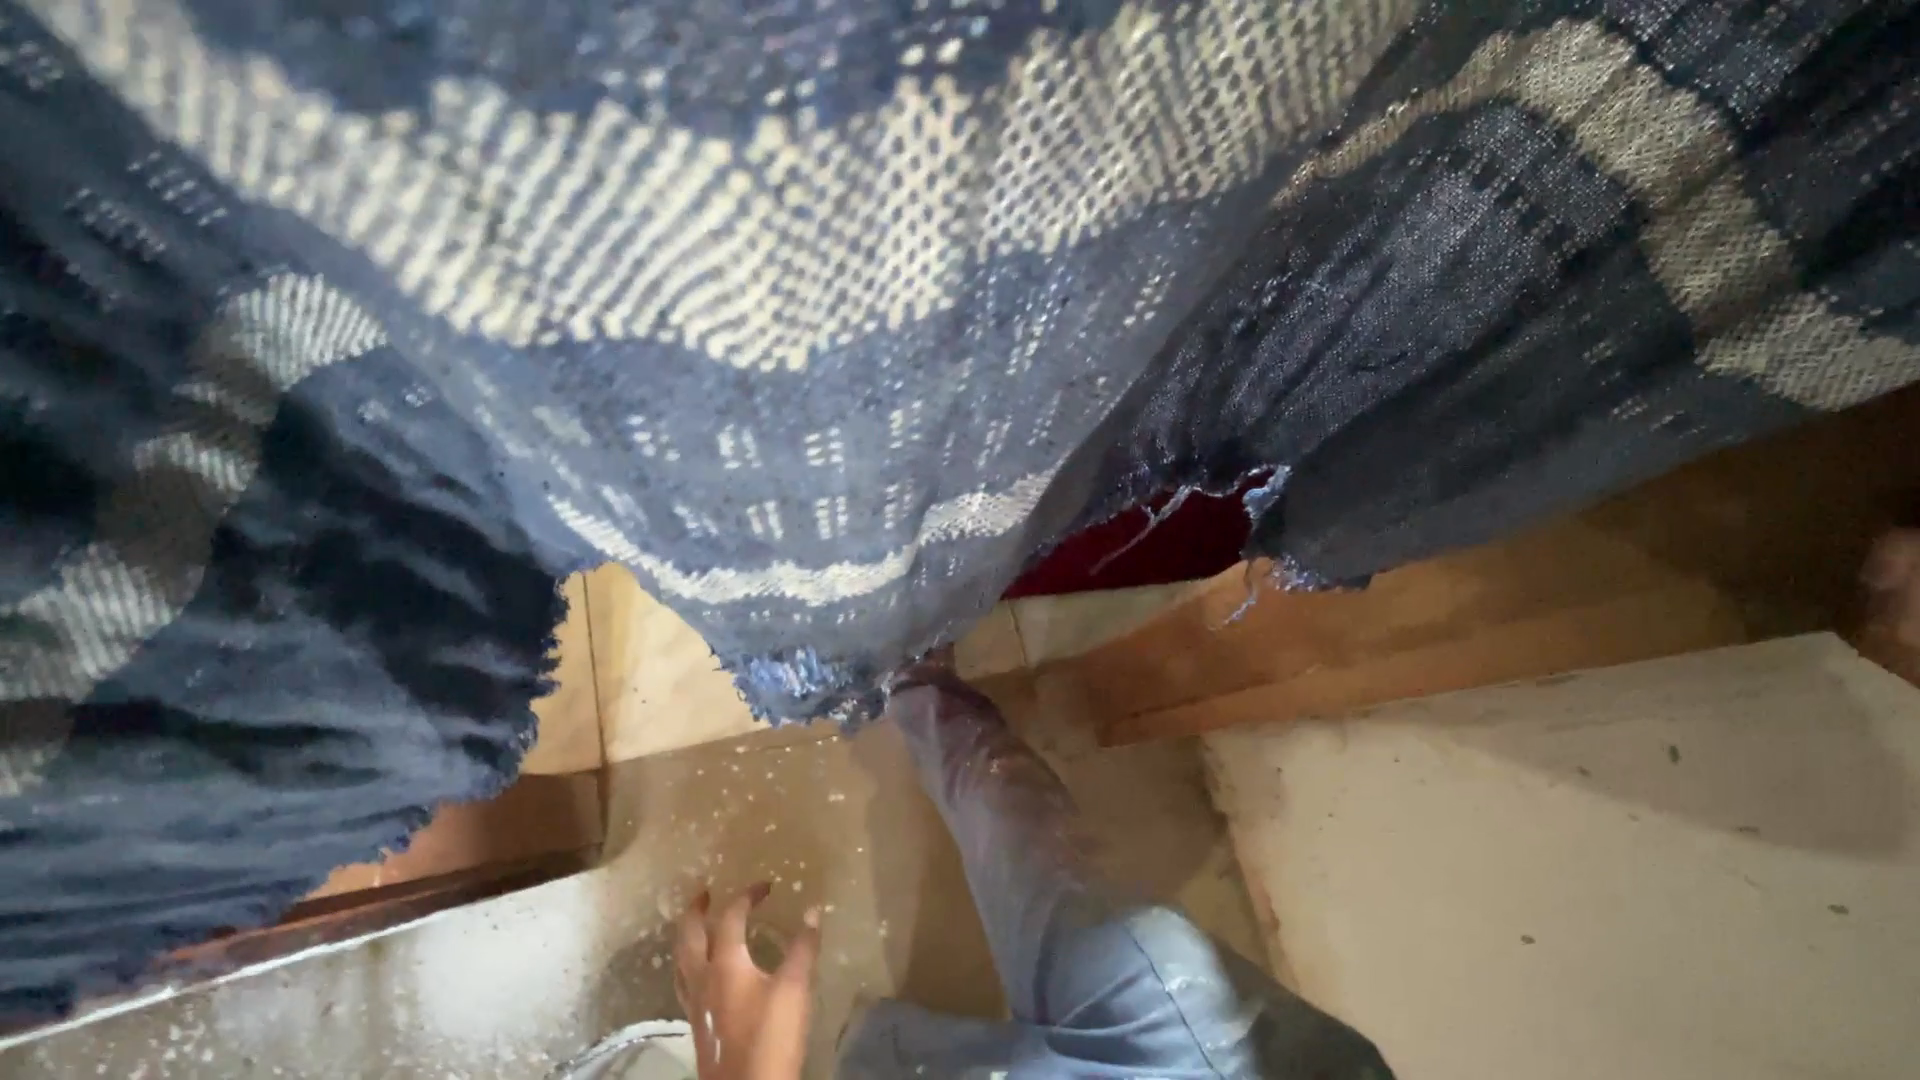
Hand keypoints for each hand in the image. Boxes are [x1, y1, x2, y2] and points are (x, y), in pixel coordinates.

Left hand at [673, 884, 820, 1079]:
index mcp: (725, 964)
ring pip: (680, 962)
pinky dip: (690, 966)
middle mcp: (703, 980)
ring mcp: (695, 1006)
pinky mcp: (697, 1027)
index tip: (765, 887)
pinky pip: (685, 984)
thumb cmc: (772, 1037)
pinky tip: (704, 975)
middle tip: (705, 894)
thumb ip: (803, 947)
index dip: (746, 896)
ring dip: (687, 938)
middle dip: (695, 911)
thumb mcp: (795, 988)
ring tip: (697, 928)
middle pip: (688, 937)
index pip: (730, 918)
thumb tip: (813, 910)